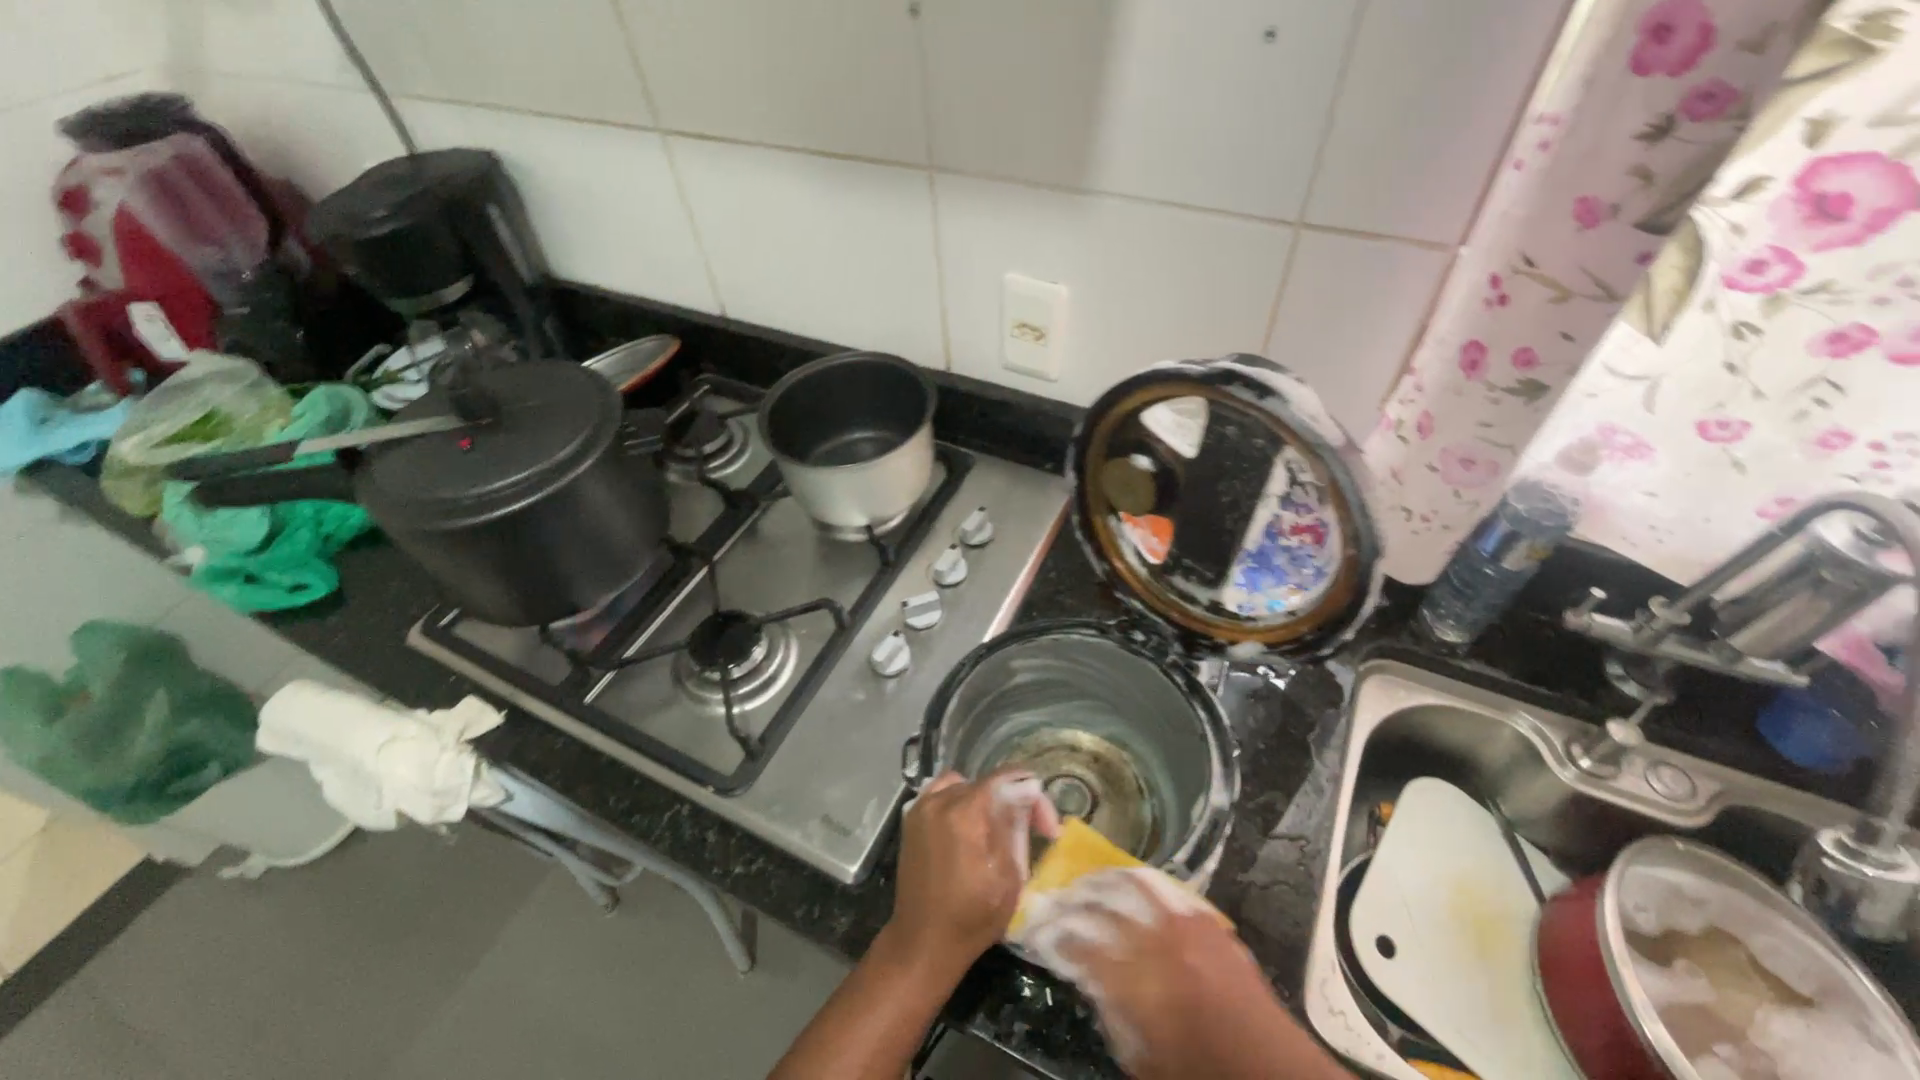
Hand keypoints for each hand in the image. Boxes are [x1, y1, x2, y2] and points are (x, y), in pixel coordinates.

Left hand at [887, 768, 1060, 978]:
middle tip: (1029, 832)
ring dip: (985, 800)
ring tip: (996, 828)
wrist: (923, 942)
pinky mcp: (911, 822)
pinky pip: (940, 795)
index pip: (1007, 780)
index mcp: (964, 813)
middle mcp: (939, 801)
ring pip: (963, 785)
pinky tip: (969, 827)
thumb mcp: (1009, 875)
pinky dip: (959, 802)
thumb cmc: (972, 916)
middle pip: (986, 783)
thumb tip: (1026, 792)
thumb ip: (1015, 826)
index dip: (1033, 797)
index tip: (1047, 829)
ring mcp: (920, 809)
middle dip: (1012, 801)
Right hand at [1018, 869, 1348, 1079]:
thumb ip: (1110, 1013)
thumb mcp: (1141, 1058)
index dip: (1054, 935)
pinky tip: (1130, 884)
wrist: (1271, 1069)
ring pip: (1135, 883)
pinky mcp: (1209, 921)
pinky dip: (1143, 881)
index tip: (1041, 933)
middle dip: (1072, 900)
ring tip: (1087, 881)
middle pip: (1102, 905)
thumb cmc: (1200, 1071)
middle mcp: (1158, 943)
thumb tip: (1089, 979)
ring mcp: (1187, 926)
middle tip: (1055, 901)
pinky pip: (1169, 888)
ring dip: (1105, 879)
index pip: (1079, 944)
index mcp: (1136, 982)